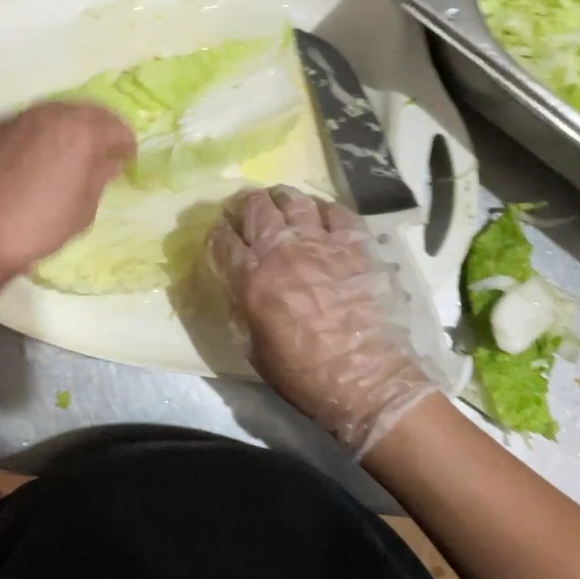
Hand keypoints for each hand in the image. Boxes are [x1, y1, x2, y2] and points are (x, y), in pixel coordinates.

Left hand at [0, 102, 136, 284]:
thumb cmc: (38, 226)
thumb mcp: (83, 209)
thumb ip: (100, 177)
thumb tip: (110, 161)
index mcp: (79, 131)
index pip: (116, 126)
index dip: (126, 144)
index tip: (127, 161)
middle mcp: (50, 114)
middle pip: (86, 112)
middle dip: (100, 129)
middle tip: (104, 153)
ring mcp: (19, 118)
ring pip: (56, 113)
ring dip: (71, 128)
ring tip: (73, 154)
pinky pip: (30, 124)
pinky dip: (44, 134)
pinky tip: (41, 157)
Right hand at [209, 186, 440, 456]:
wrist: (362, 378)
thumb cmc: (301, 373)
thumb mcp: (251, 346)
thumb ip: (240, 307)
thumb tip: (238, 287)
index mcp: (250, 279)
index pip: (222, 240)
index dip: (217, 234)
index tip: (220, 237)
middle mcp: (281, 251)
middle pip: (254, 208)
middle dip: (243, 206)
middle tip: (244, 212)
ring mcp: (320, 242)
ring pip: (293, 200)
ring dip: (280, 199)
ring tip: (279, 205)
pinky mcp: (355, 244)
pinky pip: (336, 211)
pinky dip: (323, 209)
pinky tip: (320, 217)